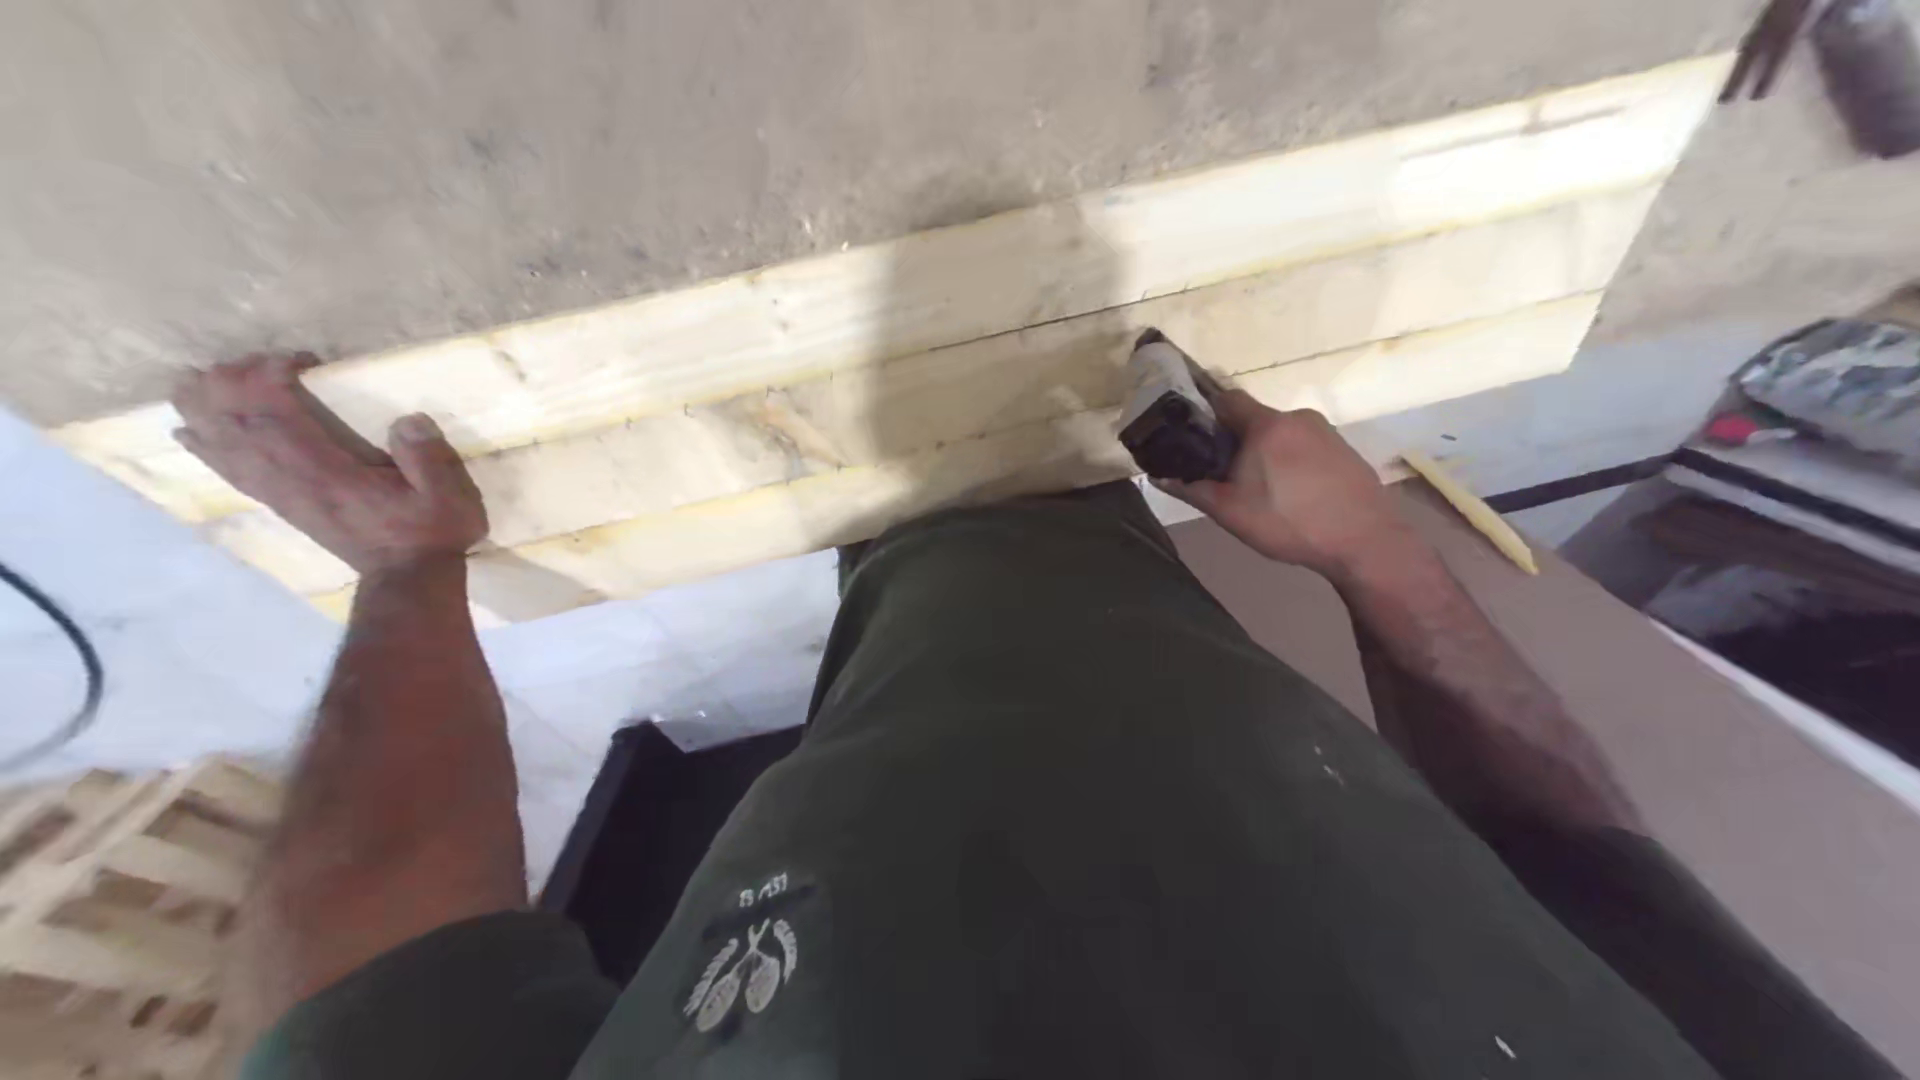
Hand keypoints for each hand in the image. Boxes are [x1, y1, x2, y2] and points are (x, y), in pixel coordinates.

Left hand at [172, 354, 487, 575]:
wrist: (408, 577)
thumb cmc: (431, 533)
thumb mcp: (448, 496)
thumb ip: (429, 458)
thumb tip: (410, 418)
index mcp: (327, 471)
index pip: (275, 413)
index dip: (272, 376)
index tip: (302, 359)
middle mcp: (289, 478)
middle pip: (233, 421)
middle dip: (233, 381)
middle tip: (260, 359)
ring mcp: (279, 492)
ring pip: (220, 442)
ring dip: (205, 406)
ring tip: (207, 378)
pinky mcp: (280, 503)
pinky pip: (227, 469)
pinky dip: (204, 445)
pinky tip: (190, 430)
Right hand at [1157, 389, 1425, 582]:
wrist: (1365, 542)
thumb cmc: (1288, 522)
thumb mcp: (1229, 511)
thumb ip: (1191, 489)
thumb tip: (1158, 477)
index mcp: (1267, 425)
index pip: (1227, 399)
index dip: (1205, 412)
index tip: (1193, 435)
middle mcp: (1297, 418)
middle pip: (1254, 419)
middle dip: (1235, 440)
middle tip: (1223, 472)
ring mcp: (1326, 432)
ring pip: (1280, 434)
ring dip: (1264, 452)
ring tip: (1258, 488)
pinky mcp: (1345, 450)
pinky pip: (1304, 446)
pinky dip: (1290, 461)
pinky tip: (1291, 493)